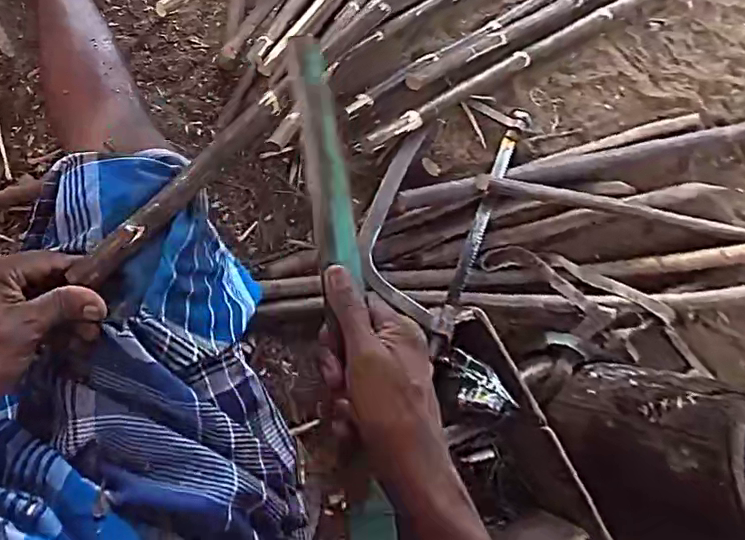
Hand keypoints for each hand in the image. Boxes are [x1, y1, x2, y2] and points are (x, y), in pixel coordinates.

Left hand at [0, 251, 106, 423]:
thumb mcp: (27, 327)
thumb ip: (62, 305)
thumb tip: (97, 298)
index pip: (47, 260)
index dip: (79, 273)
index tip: (108, 288)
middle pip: (43, 278)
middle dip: (72, 298)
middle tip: (98, 321)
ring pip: (36, 298)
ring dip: (61, 315)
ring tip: (87, 336)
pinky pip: (25, 312)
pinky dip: (45, 324)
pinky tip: (67, 340)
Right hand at [318, 265, 442, 486]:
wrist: (412, 476)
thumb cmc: (392, 413)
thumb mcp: (363, 353)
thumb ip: (347, 309)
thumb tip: (337, 268)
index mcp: (399, 330)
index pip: (355, 302)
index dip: (337, 320)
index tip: (333, 341)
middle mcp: (396, 348)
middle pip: (344, 333)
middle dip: (333, 359)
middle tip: (339, 378)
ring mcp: (389, 375)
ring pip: (342, 363)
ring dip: (336, 385)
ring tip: (347, 404)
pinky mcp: (381, 400)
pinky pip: (349, 389)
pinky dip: (344, 404)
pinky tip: (352, 419)